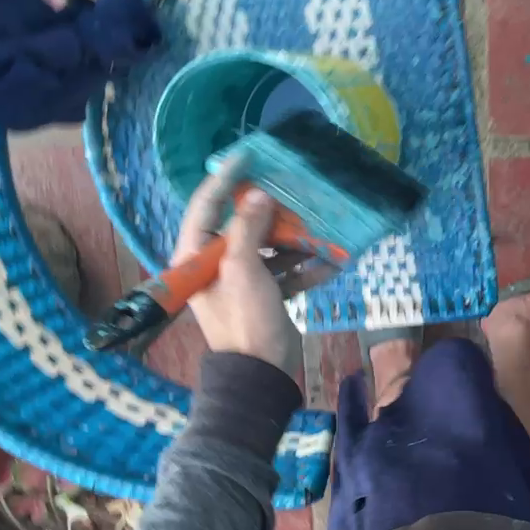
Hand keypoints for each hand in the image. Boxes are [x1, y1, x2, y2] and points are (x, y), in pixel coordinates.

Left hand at [172, 160, 302, 379]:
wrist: (261, 373)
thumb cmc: (244, 318)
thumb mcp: (242, 269)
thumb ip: (248, 229)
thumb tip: (258, 195)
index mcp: (197, 256)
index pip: (206, 207)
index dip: (225, 180)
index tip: (247, 156)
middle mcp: (217, 264)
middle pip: (243, 226)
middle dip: (271, 211)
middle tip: (294, 190)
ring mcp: (244, 281)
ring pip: (270, 248)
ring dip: (296, 239)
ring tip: (320, 226)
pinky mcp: (268, 296)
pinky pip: (287, 273)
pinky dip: (307, 268)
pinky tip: (332, 262)